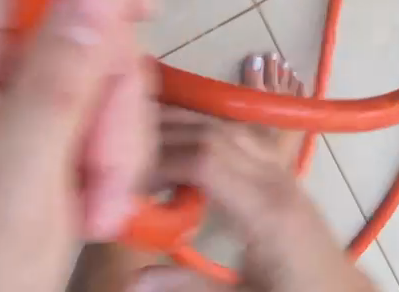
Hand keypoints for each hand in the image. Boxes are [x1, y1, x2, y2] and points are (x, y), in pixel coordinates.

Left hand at [0, 0, 154, 291]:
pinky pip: (98, 91)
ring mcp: (5, 83)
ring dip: (115, 126)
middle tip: (108, 160)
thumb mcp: (14, 184)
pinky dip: (113, 143)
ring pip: (95, 53)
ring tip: (99, 199)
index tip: (140, 6)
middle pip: (69, 11)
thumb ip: (57, 80)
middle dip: (106, 85)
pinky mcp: (34, 109)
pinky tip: (95, 197)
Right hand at [133, 55, 375, 291]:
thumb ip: (191, 286)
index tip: (124, 175)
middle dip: (164, 133)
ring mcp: (280, 168)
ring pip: (226, 126)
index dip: (160, 159)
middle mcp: (274, 177)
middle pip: (212, 134)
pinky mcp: (280, 169)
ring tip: (139, 130)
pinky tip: (179, 133)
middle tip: (117, 144)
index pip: (205, 159)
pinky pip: (238, 132)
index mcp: (266, 210)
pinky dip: (203, 127)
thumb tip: (131, 280)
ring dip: (182, 123)